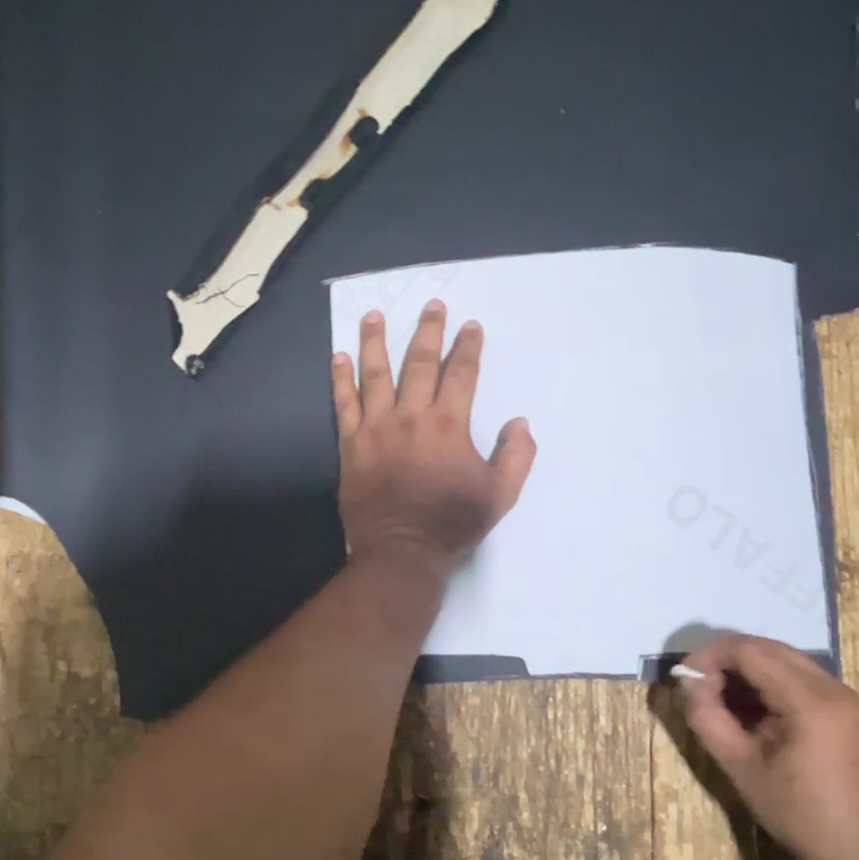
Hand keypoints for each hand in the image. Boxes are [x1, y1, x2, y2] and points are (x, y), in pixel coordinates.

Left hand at [332, 301, 535, 576]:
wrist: (401, 553)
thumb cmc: (452, 524)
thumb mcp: (499, 495)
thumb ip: (515, 455)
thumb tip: (519, 422)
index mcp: (448, 425)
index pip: (460, 374)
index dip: (467, 347)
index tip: (470, 327)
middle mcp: (410, 417)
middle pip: (418, 363)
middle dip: (427, 331)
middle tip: (431, 307)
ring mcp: (376, 428)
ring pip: (375, 375)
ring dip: (375, 342)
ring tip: (374, 316)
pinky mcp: (351, 445)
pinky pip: (343, 404)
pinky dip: (341, 379)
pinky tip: (339, 356)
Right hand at [677, 634, 858, 859]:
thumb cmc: (802, 817)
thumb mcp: (743, 769)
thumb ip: (709, 719)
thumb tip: (689, 684)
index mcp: (810, 699)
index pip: (750, 651)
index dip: (710, 655)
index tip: (685, 677)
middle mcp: (836, 689)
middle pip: (772, 650)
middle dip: (730, 659)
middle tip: (701, 684)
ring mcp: (852, 703)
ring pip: (792, 664)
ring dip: (753, 670)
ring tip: (725, 699)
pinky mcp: (858, 719)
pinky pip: (810, 684)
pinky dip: (777, 685)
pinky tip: (760, 716)